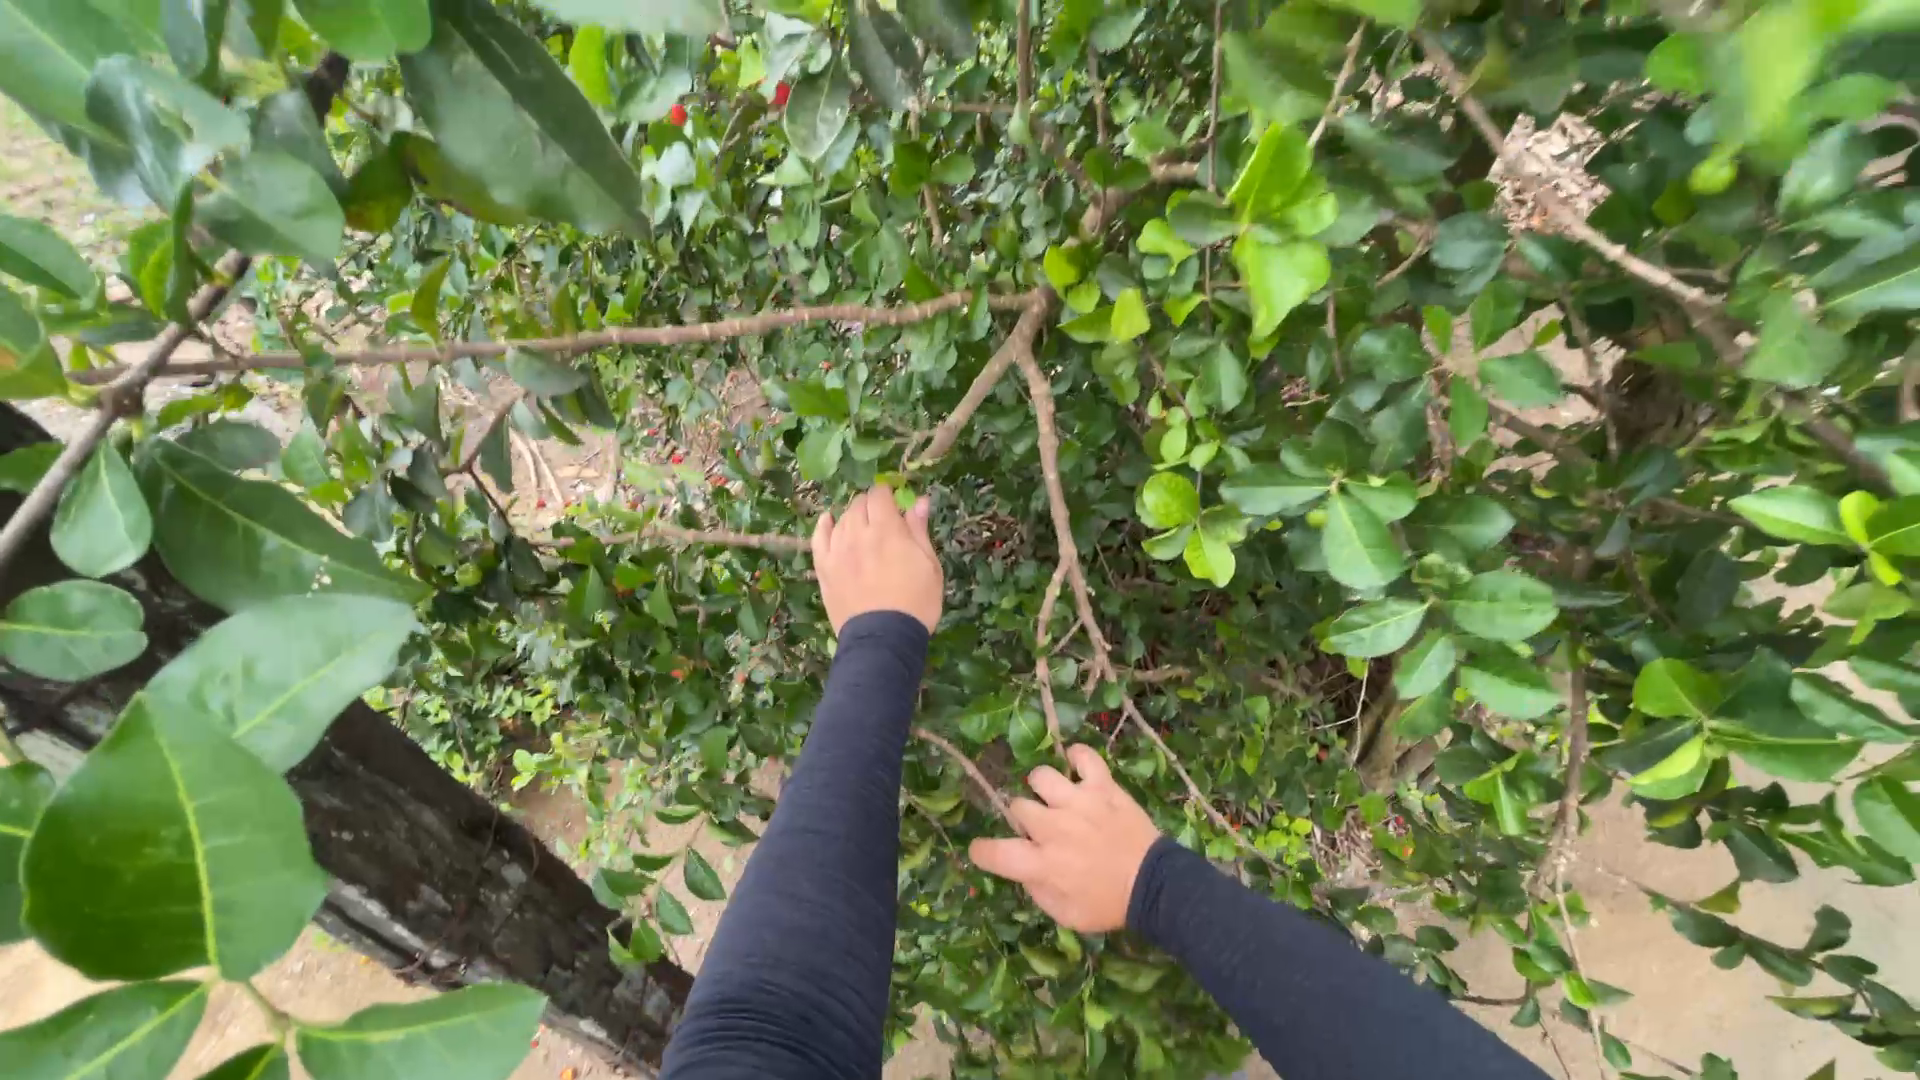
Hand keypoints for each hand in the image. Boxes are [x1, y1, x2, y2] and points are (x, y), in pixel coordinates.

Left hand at [812, 484, 942, 633]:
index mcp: (887, 530)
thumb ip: (920, 530)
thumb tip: (919, 500)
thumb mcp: (930, 566)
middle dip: (872, 504)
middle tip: (882, 516)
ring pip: (841, 519)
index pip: (880, 495)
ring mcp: (837, 551)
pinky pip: (819, 538)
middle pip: (859, 504)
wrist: (884, 639)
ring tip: (863, 523)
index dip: (888, 493)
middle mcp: (858, 533)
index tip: (895, 501)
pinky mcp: (824, 568)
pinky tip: (829, 520)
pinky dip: (825, 526)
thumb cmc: (916, 603)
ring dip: (853, 515)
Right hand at [969, 744, 1162, 932]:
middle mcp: (1054, 827)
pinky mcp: (1103, 787)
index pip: (996, 852)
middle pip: (1018, 807)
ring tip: (1053, 796)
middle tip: (1040, 828)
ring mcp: (1079, 802)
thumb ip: (1036, 890)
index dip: (982, 850)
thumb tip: (1023, 869)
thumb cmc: (1108, 904)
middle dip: (1024, 818)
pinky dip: (1077, 758)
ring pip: (1042, 777)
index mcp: (1043, 863)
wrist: (1156, 886)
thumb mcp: (1065, 914)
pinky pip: (1084, 758)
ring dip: (1043, 788)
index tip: (982, 850)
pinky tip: (1075, 767)